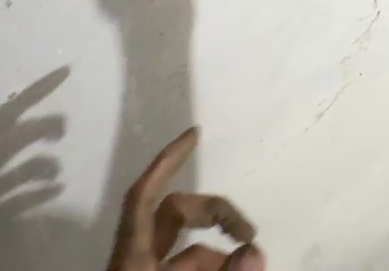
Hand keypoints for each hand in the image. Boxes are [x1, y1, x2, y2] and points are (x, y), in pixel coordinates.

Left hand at [107, 129, 264, 270]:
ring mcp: (140, 270)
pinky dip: (205, 264)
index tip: (194, 132)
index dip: (168, 160)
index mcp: (132, 249)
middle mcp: (134, 254)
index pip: (145, 191)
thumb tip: (256, 251)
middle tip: (247, 232)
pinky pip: (178, 265)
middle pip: (173, 212)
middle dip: (212, 212)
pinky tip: (229, 267)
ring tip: (247, 257)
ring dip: (214, 245)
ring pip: (180, 243)